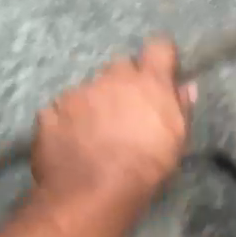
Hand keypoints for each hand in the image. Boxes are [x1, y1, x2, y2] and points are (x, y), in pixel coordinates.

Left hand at [31, 38, 195, 208]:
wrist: (94, 189)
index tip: (163, 69)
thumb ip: (181, 105)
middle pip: (121, 65)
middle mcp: (111, 79)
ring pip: (90, 87)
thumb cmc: (149, 162)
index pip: (159, 47)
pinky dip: (69, 118)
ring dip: (97, 100)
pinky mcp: (49, 112)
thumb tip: (186, 86)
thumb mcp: (178, 136)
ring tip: (99, 129)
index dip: (161, 55)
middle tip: (130, 106)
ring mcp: (76, 94)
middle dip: (126, 80)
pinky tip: (75, 139)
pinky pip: (62, 108)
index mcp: (148, 81)